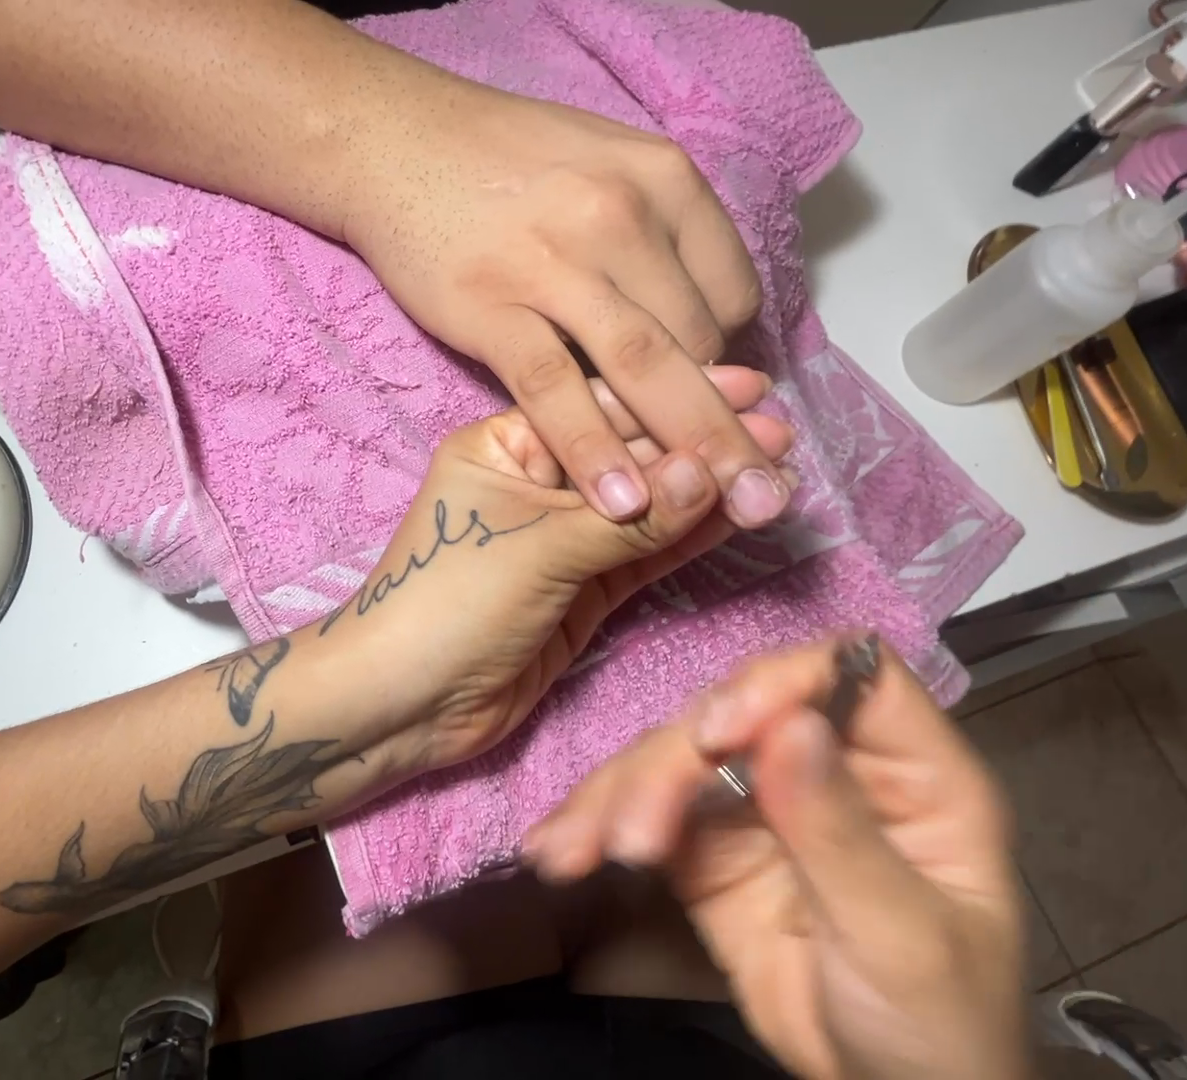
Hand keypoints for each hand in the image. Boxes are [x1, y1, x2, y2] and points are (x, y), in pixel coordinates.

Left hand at [323, 367, 791, 783]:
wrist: (407, 702)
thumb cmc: (450, 602)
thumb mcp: (538, 548)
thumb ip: (630, 518)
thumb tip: (714, 468)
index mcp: (504, 445)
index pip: (598, 409)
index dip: (670, 400)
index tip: (751, 389)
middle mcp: (534, 482)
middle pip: (629, 456)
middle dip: (699, 447)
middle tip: (779, 435)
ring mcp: (560, 537)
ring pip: (644, 508)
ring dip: (705, 493)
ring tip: (776, 470)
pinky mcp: (580, 587)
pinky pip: (642, 555)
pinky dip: (686, 539)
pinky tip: (735, 515)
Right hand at [341, 87, 787, 527]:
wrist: (398, 143)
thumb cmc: (502, 158)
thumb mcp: (606, 161)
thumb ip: (657, 230)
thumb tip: (691, 311)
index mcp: (664, 180)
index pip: (729, 294)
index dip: (730, 363)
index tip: (718, 408)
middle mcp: (621, 218)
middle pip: (697, 341)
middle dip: (735, 428)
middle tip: (769, 497)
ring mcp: (554, 266)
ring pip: (640, 368)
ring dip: (686, 448)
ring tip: (727, 512)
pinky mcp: (493, 309)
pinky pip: (553, 388)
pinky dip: (591, 448)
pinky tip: (619, 500)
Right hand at [522, 642, 1030, 1079]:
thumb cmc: (934, 1024)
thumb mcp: (903, 936)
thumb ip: (841, 831)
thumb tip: (791, 724)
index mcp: (904, 772)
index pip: (847, 676)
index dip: (778, 681)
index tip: (716, 734)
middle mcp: (821, 764)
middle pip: (732, 713)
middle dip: (669, 765)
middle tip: (634, 836)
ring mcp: (755, 797)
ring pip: (672, 757)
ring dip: (616, 797)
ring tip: (572, 853)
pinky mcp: (702, 838)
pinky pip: (640, 810)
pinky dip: (592, 825)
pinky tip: (556, 849)